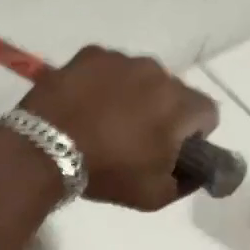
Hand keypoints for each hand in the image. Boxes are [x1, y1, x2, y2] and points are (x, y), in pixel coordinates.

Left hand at [18, 46, 219, 210]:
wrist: (43, 149)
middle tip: (132, 137)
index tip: (169, 150)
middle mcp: (155, 71)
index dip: (192, 134)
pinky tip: (82, 103)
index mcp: (180, 103)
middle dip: (160, 111)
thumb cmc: (106, 173)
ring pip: (137, 77)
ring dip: (130, 94)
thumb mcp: (155, 194)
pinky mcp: (87, 54)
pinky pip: (105, 68)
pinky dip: (100, 82)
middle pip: (170, 91)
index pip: (206, 114)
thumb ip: (187, 181)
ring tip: (102, 119)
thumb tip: (195, 171)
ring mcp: (119, 59)